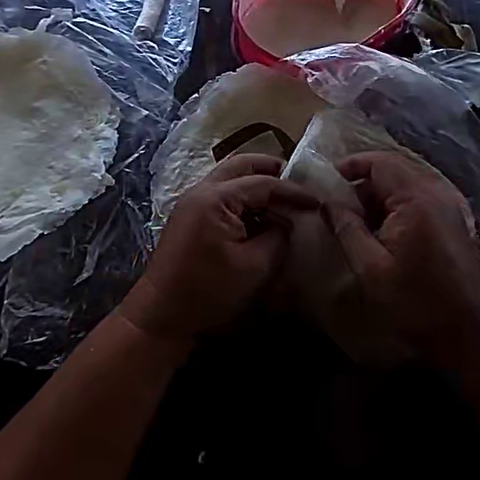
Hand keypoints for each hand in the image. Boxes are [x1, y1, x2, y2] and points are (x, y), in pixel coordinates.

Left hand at [119, 154, 318, 343]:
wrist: (161, 313)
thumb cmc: (208, 290)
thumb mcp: (254, 266)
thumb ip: (277, 237)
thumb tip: (287, 223)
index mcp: (216, 198)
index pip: (262, 183)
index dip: (293, 191)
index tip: (318, 202)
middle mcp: (201, 191)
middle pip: (240, 166)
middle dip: (271, 170)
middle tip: (299, 183)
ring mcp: (192, 202)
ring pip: (229, 178)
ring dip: (256, 183)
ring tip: (284, 200)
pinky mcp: (190, 217)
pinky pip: (221, 195)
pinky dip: (243, 198)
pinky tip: (261, 216)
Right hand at [325, 151, 479, 364]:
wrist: (472, 334)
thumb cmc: (417, 302)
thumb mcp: (370, 267)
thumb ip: (346, 228)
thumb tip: (327, 204)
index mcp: (417, 199)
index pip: (379, 162)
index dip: (350, 166)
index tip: (328, 183)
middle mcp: (438, 193)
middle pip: (394, 169)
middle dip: (364, 183)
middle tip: (341, 207)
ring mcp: (452, 206)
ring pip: (407, 183)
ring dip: (380, 196)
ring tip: (359, 222)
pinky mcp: (456, 221)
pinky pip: (421, 198)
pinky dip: (398, 206)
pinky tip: (385, 233)